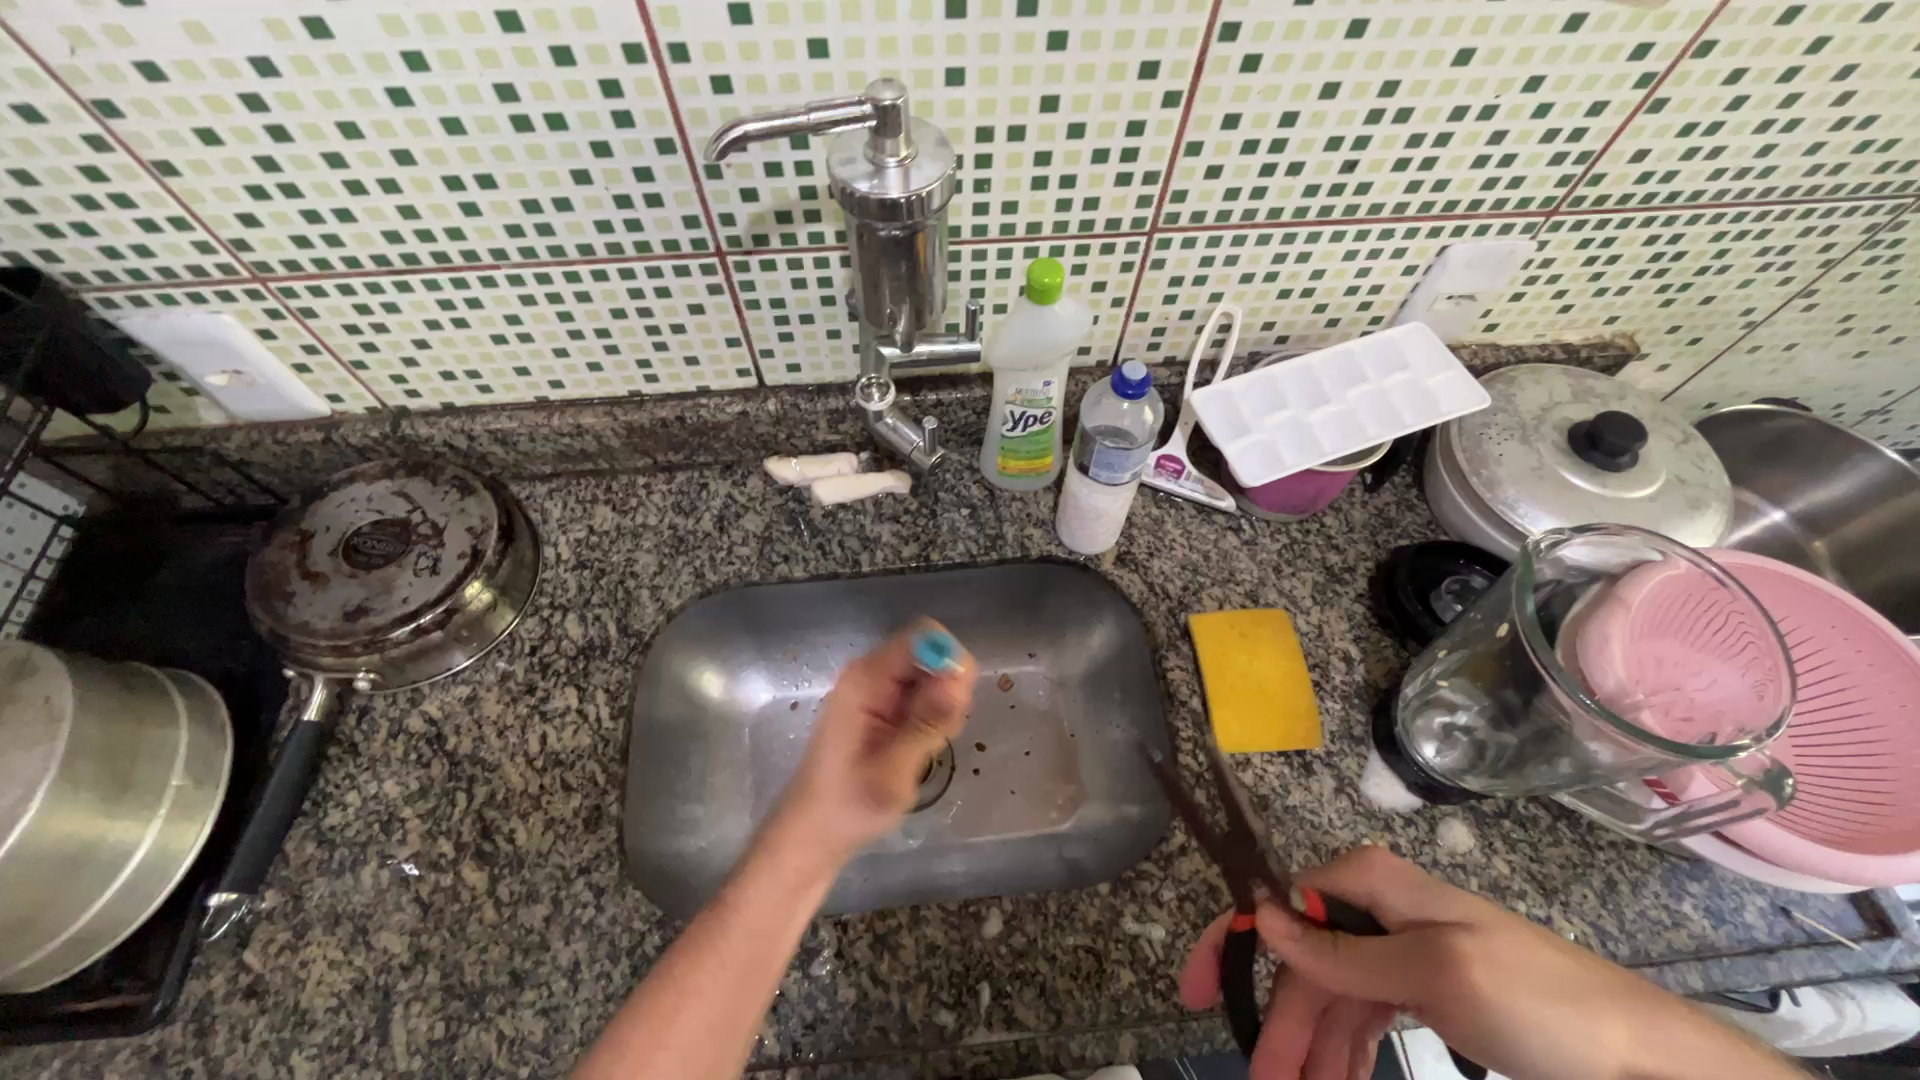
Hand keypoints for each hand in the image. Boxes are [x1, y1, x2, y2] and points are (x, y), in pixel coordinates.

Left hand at [766, 620, 974, 864]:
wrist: (814, 831)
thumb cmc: (848, 806)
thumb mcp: (893, 772)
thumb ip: (926, 724)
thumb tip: (958, 681)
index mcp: (867, 679)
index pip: (925, 636)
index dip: (949, 663)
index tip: (954, 706)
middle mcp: (871, 674)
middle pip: (932, 655)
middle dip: (949, 691)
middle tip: (940, 735)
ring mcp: (877, 690)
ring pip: (932, 677)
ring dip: (943, 708)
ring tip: (925, 749)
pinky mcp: (883, 706)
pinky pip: (922, 696)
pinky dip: (933, 718)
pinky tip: (919, 749)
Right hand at [1179, 846, 1799, 1079]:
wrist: (1646, 1060)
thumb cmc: (1538, 1001)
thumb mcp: (1434, 974)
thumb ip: (1342, 953)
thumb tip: (1260, 917)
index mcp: (1370, 883)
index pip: (1278, 904)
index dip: (1231, 945)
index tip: (1195, 995)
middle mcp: (1374, 908)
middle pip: (1300, 966)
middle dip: (1280, 1028)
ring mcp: (1397, 950)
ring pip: (1328, 1000)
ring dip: (1311, 1053)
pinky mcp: (1420, 990)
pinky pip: (1363, 1020)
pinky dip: (1345, 1056)